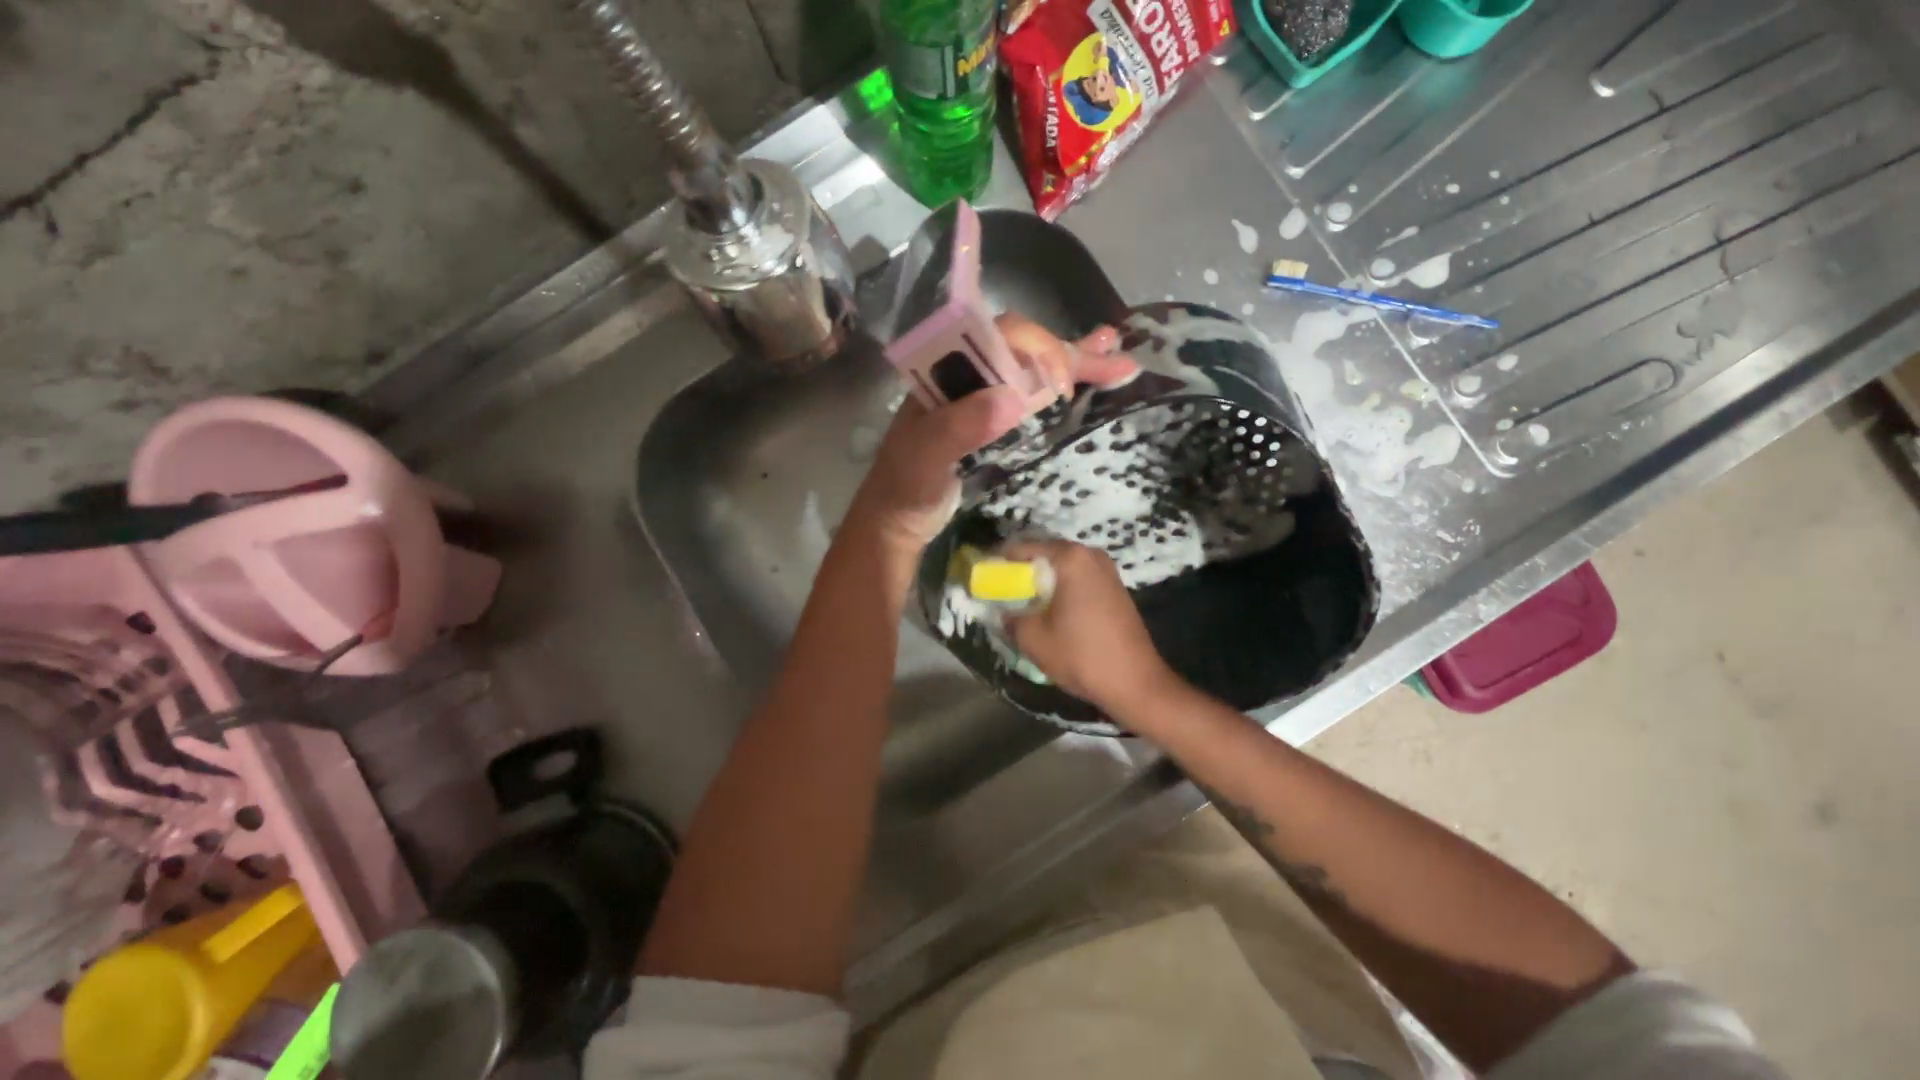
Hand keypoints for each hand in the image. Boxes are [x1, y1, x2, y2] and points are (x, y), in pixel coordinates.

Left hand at [844, 317, 1137, 555]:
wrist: (898, 521)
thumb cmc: (905, 485)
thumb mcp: (926, 457)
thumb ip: (960, 427)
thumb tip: (1012, 399)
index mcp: (948, 370)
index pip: (1000, 337)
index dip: (1038, 350)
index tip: (1060, 386)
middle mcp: (971, 376)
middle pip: (1027, 349)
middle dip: (1072, 353)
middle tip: (1117, 362)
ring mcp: (987, 399)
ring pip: (1038, 370)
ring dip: (1080, 363)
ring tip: (1123, 361)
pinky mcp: (1000, 424)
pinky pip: (1038, 397)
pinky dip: (1069, 387)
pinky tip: (1100, 379)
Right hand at [1001, 539, 1178, 710]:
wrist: (1135, 682)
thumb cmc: (1081, 655)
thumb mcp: (1033, 638)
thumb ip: (1010, 617)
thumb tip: (1002, 610)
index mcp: (1070, 558)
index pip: (1022, 548)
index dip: (999, 563)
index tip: (985, 580)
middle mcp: (1091, 555)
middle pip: (1045, 554)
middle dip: (1022, 573)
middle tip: (1002, 595)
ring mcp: (1107, 570)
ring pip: (1063, 568)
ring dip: (1043, 583)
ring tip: (1025, 606)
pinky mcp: (1115, 588)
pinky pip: (1079, 580)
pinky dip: (1062, 590)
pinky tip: (1052, 613)